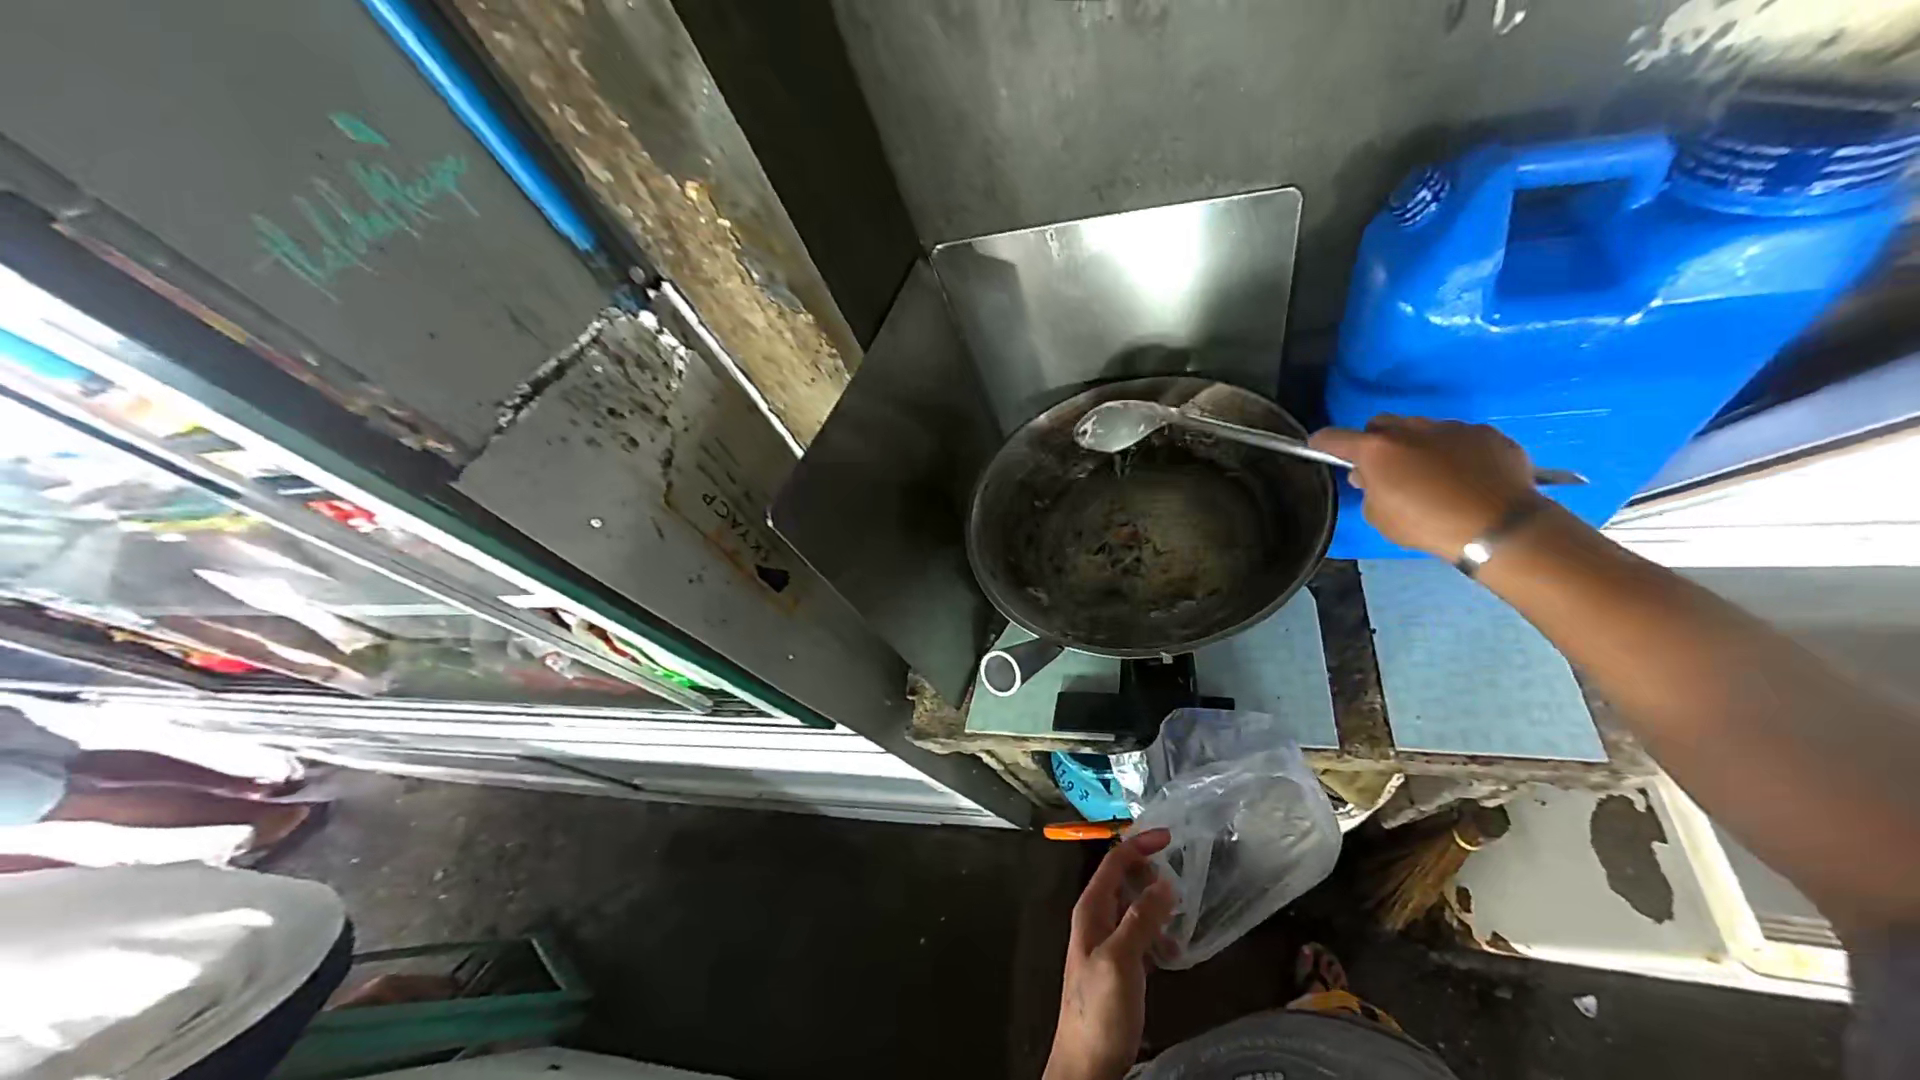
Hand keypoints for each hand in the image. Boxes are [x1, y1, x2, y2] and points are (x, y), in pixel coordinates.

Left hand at [1044, 828, 1176, 1079]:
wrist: (1087, 1062)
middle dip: (1150, 873)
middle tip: (1179, 882)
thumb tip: (1166, 882)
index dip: (1139, 845)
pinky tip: (1173, 950)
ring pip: (1134, 907)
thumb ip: (1141, 919)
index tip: (1170, 836)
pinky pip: (1140, 934)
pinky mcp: (1119, 965)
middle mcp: (1096, 918)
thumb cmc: (1100, 1008)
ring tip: (1180, 919)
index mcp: (1091, 909)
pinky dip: (1158, 933)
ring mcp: (1106, 941)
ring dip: (1157, 906)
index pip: (1114, 862)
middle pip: (1123, 880)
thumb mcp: (1121, 960)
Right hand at [1309, 416, 1542, 558]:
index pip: (1335, 437)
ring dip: (1417, 446)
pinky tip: (1467, 477)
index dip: (1322, 442)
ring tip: (1433, 476)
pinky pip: (1460, 438)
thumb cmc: (1426, 524)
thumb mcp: (1379, 516)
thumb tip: (1372, 477)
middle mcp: (1411, 429)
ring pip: (1422, 429)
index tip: (1318, 447)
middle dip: (1376, 442)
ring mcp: (1452, 427)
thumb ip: (1369, 490)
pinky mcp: (1487, 434)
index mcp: (1377, 449)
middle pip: (1381, 424)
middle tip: (1385, 468)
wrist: (1498, 526)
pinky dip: (1456, 453)